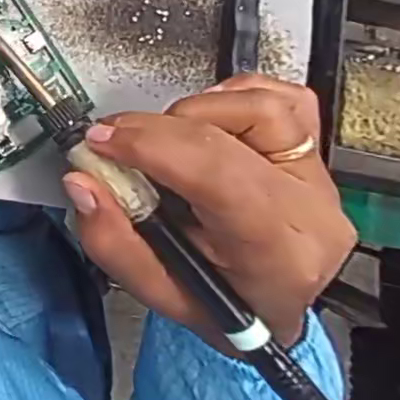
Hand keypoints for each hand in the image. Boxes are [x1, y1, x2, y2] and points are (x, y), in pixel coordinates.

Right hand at [62, 74, 355, 348]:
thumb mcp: (155, 291)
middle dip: (149, 129)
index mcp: (279, 251)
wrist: (267, 303)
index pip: (220, 176)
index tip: (99, 141)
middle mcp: (309, 208)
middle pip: (224, 135)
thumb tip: (82, 182)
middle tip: (109, 141)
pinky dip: (231, 96)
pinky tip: (201, 119)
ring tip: (162, 142)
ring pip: (255, 106)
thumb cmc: (218, 301)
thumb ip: (110, 241)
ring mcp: (316, 175)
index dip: (150, 147)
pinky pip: (279, 96)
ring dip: (190, 113)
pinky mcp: (310, 150)